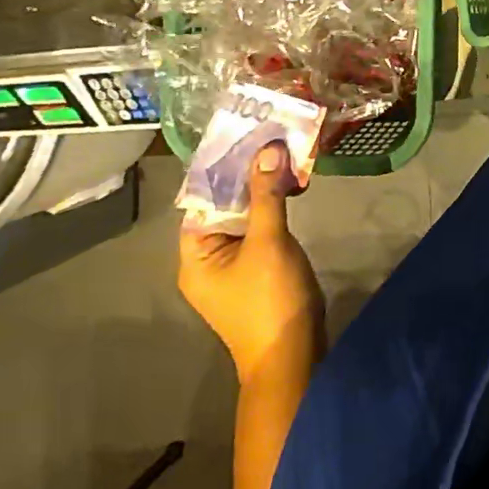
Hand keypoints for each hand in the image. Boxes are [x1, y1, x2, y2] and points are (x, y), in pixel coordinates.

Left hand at [177, 143, 324, 382]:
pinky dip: (274, 208)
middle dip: (248, 176)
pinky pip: (260, 229)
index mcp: (195, 255)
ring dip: (264, 190)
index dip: (222, 170)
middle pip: (224, 207)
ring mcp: (233, 266)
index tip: (246, 137)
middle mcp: (207, 259)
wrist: (292, 352)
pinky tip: (293, 189)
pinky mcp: (258, 269)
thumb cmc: (270, 298)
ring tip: (286, 157)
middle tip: (273, 140)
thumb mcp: (269, 241)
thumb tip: (267, 148)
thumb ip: (266, 195)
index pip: (202, 201)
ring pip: (245, 217)